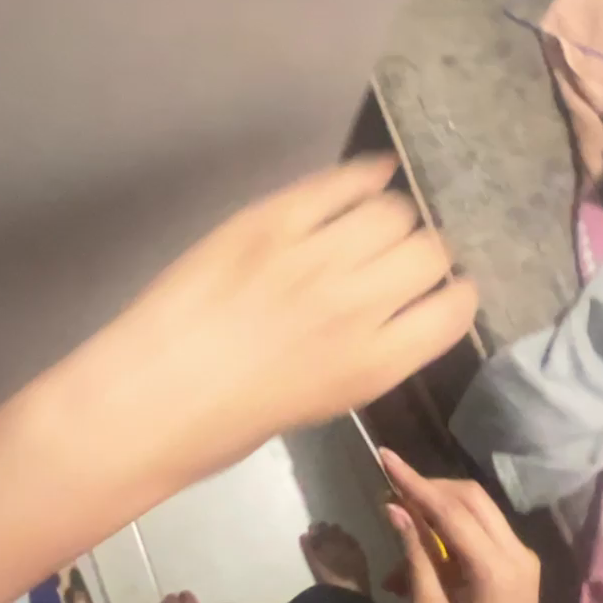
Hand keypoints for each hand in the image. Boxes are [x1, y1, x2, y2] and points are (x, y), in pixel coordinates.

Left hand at [45, 156, 476, 487]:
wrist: (148, 398)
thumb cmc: (225, 425)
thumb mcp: (316, 405)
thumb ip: (362, 357)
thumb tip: (382, 317)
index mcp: (374, 364)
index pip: (452, 310)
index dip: (454, 296)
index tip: (444, 291)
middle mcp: (358, 304)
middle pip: (429, 251)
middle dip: (426, 256)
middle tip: (403, 257)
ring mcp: (313, 256)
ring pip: (391, 211)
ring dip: (394, 218)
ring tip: (374, 225)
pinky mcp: (269, 221)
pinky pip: (338, 184)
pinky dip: (363, 177)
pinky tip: (369, 178)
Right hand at [379, 448, 546, 602]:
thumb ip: (414, 555)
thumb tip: (394, 508)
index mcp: (494, 569)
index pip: (450, 509)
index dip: (414, 481)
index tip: (385, 457)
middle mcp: (516, 553)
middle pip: (469, 496)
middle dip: (428, 486)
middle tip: (390, 488)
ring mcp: (522, 556)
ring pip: (478, 506)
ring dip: (439, 502)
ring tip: (402, 514)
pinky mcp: (519, 562)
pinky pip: (483, 525)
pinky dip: (452, 522)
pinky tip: (425, 537)